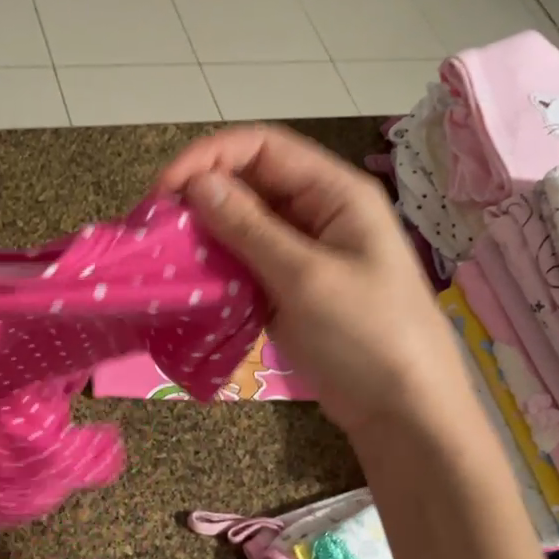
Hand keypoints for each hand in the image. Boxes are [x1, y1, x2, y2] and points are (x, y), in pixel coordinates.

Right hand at [156, 124, 466, 432]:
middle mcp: (317, 213)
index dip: (210, 157)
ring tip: (165, 254)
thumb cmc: (367, 335)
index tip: (164, 188)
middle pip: (249, 182)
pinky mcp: (287, 288)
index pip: (263, 147)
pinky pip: (243, 262)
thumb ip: (250, 227)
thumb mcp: (305, 277)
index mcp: (335, 193)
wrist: (402, 411)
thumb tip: (198, 183)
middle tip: (155, 226)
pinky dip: (215, 267)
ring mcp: (301, 253)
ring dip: (203, 233)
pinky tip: (190, 282)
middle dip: (200, 195)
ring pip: (241, 224)